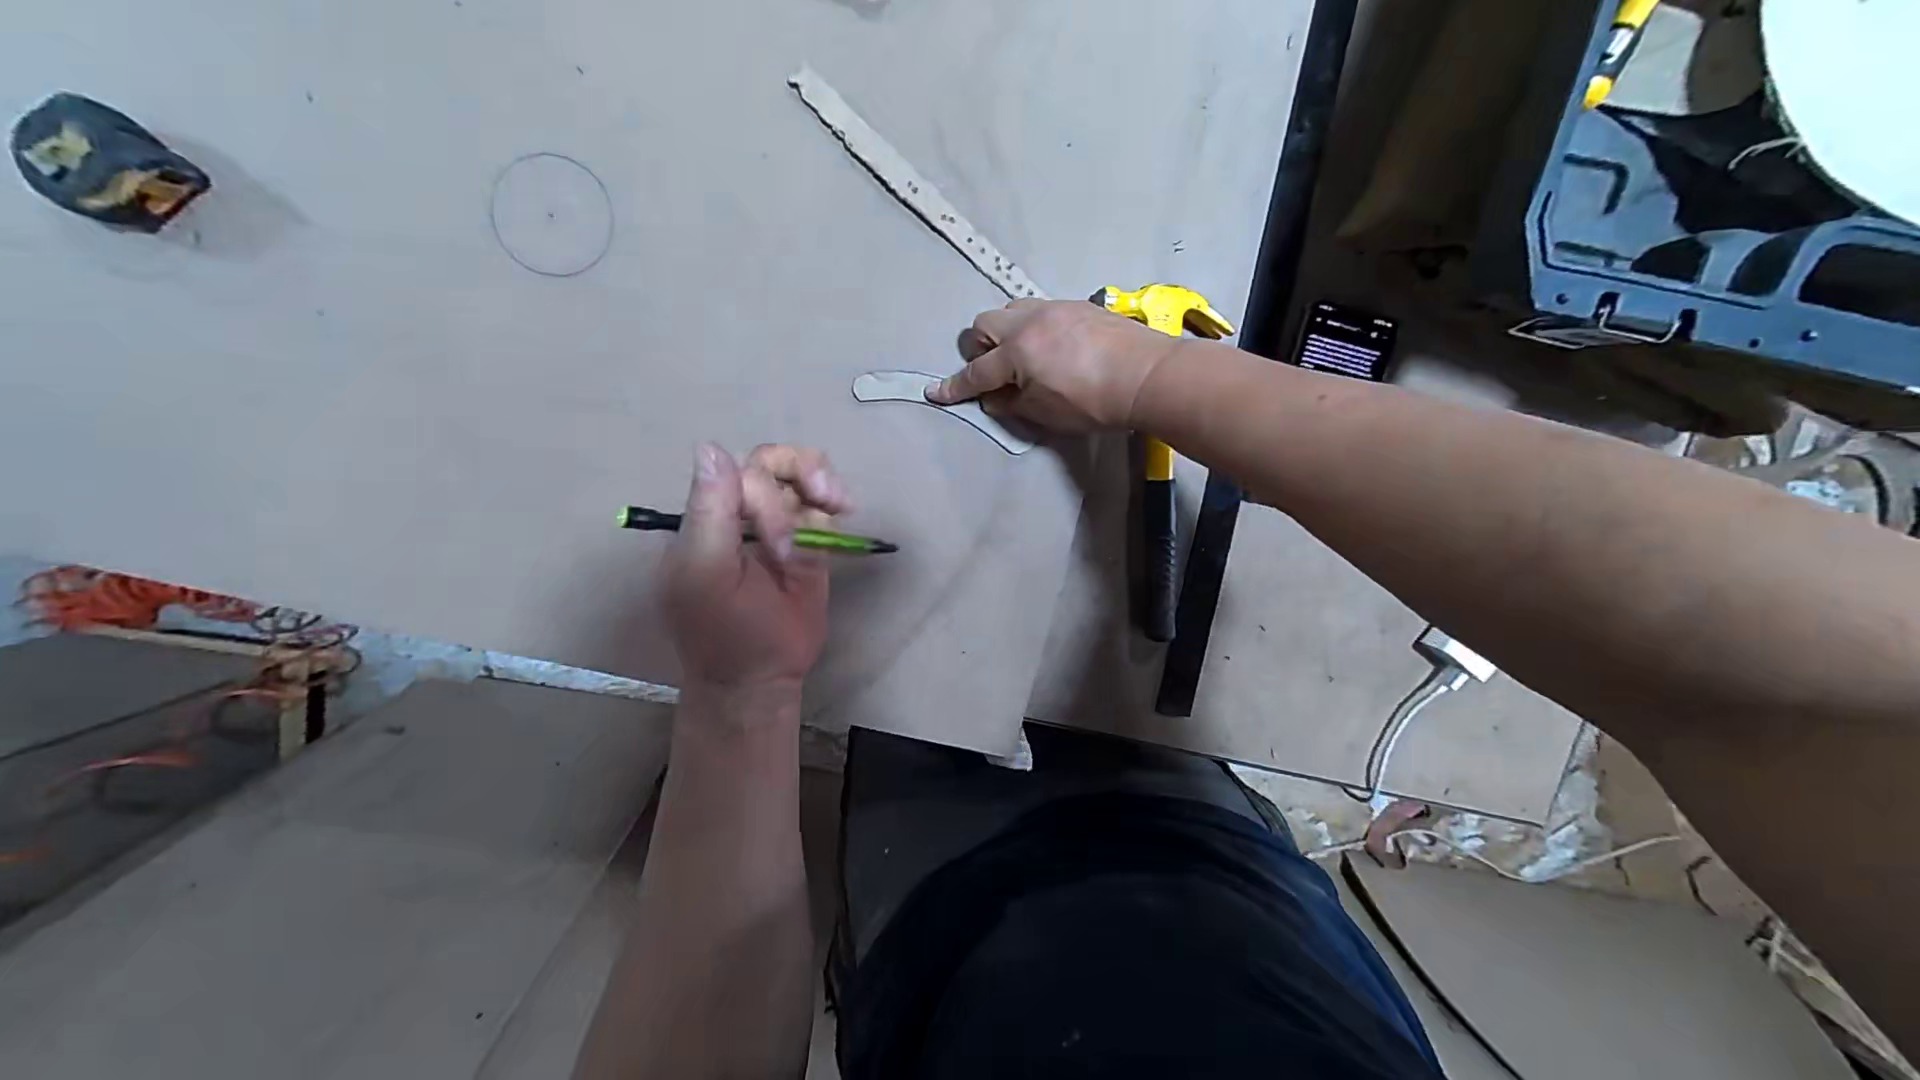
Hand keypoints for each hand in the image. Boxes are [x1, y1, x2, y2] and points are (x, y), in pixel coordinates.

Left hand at [663, 443, 852, 699]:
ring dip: (821, 482)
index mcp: (708, 518)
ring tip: (837, 504)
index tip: (780, 540)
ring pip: (800, 473)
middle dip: (799, 479)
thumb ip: (709, 511)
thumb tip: (709, 446)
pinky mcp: (808, 539)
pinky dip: (832, 498)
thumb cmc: (724, 632)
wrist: (762, 677)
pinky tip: (843, 509)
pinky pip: (821, 503)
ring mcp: (778, 524)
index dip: (765, 490)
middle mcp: (742, 513)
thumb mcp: (705, 572)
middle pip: (772, 463)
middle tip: (823, 504)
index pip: (738, 471)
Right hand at [924, 299, 1182, 431]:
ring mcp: (1055, 309)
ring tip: (1023, 356)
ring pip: (1012, 310)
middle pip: (984, 324)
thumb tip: (994, 397)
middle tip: (994, 371)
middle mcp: (1030, 323)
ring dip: (1006, 331)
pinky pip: (1041, 310)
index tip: (936, 392)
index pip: (977, 373)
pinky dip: (1034, 327)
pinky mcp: (1078, 306)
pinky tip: (1053, 347)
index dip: (955, 387)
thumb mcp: (1046, 414)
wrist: (1148, 376)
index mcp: (1018, 353)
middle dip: (979, 348)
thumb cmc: (1094, 403)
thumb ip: (1013, 404)